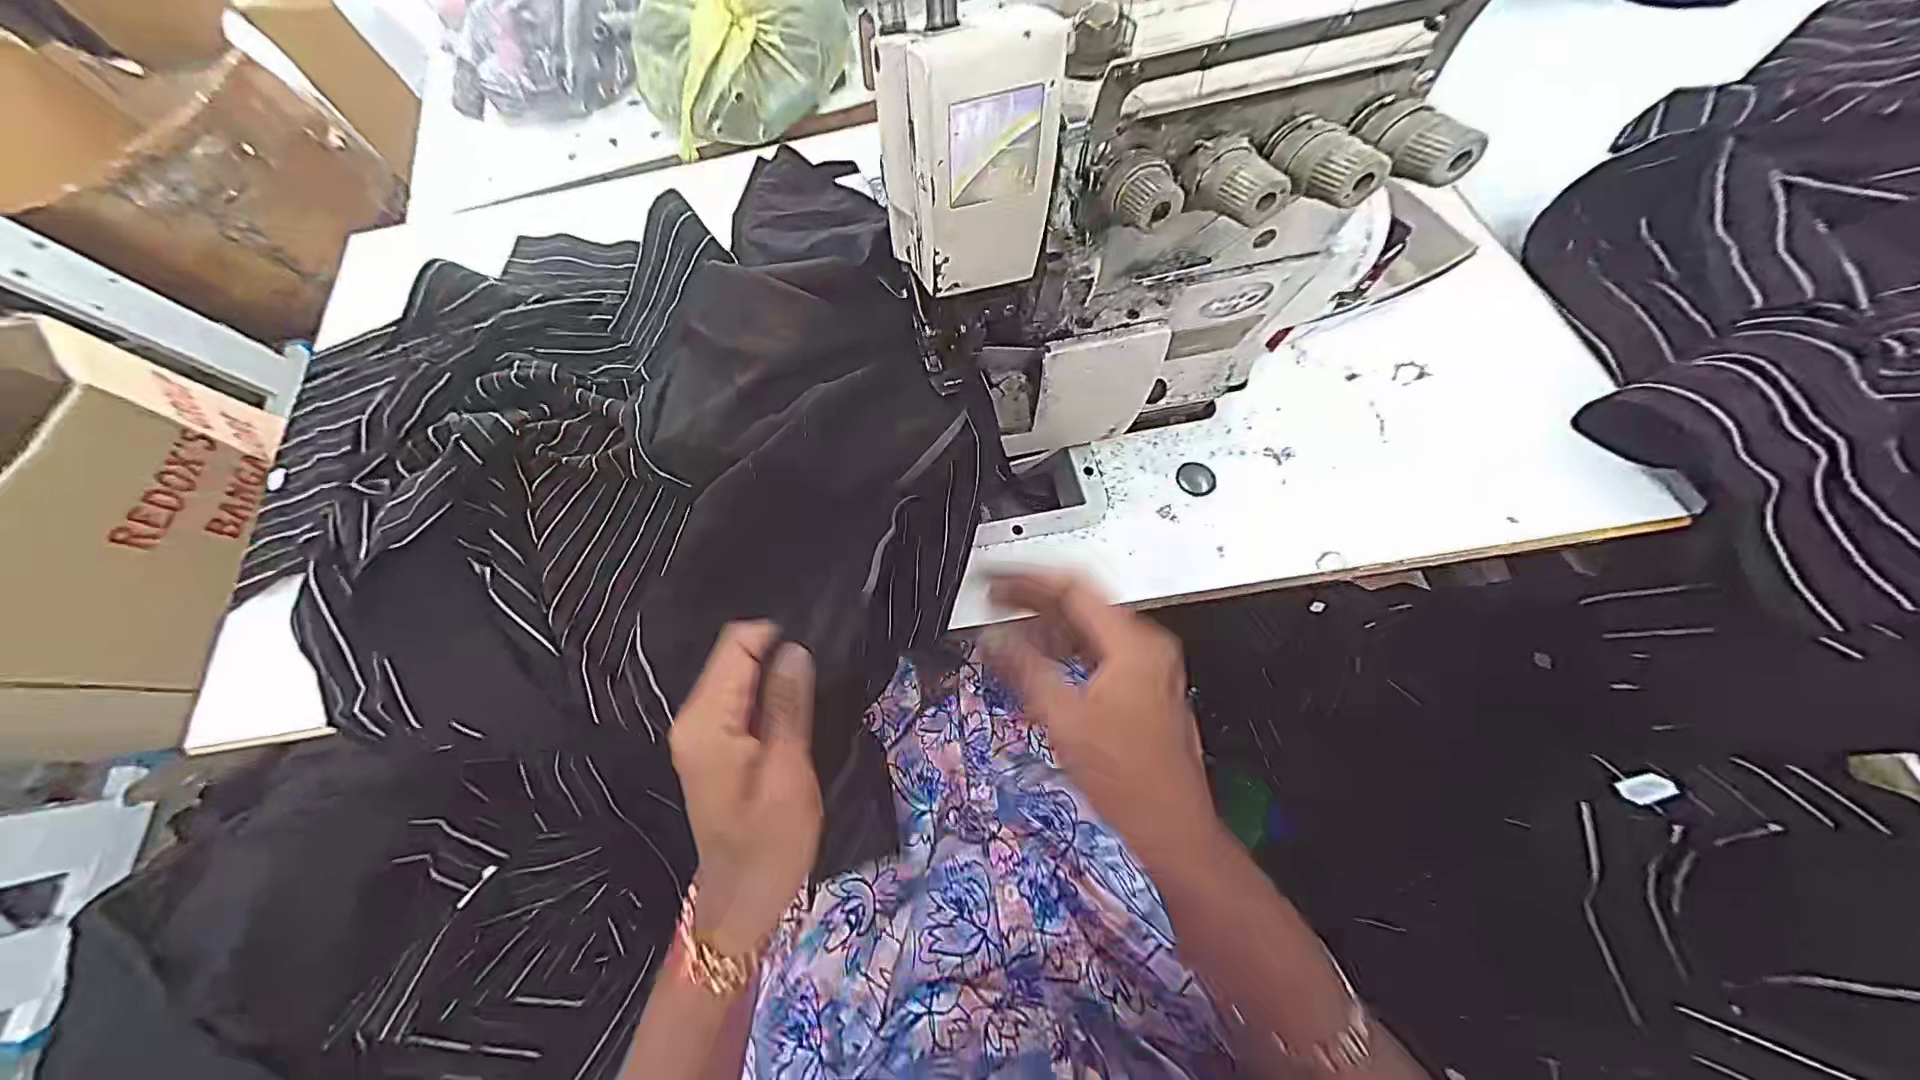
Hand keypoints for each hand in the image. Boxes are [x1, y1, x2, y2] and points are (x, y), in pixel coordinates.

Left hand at [669, 622, 821, 955]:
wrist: (744, 900)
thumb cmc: (770, 843)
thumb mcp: (788, 771)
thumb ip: (788, 704)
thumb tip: (795, 648)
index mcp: (706, 722)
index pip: (736, 644)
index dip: (778, 634)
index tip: (819, 645)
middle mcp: (693, 718)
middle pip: (735, 655)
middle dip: (778, 651)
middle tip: (824, 668)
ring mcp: (701, 732)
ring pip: (740, 674)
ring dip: (776, 672)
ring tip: (816, 684)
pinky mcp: (714, 744)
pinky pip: (741, 698)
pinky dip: (769, 693)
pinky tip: (796, 706)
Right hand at [983, 572, 1218, 860]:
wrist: (1172, 827)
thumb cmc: (1130, 780)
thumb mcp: (1064, 719)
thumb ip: (1024, 670)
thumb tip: (994, 641)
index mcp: (1133, 644)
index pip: (1072, 589)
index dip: (1026, 580)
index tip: (993, 580)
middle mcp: (1146, 648)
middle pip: (1081, 603)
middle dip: (1033, 599)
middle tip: (994, 599)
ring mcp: (1149, 666)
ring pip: (1088, 628)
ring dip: (1047, 624)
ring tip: (1009, 625)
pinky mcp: (1144, 686)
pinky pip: (1097, 650)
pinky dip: (1065, 647)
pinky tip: (1040, 657)